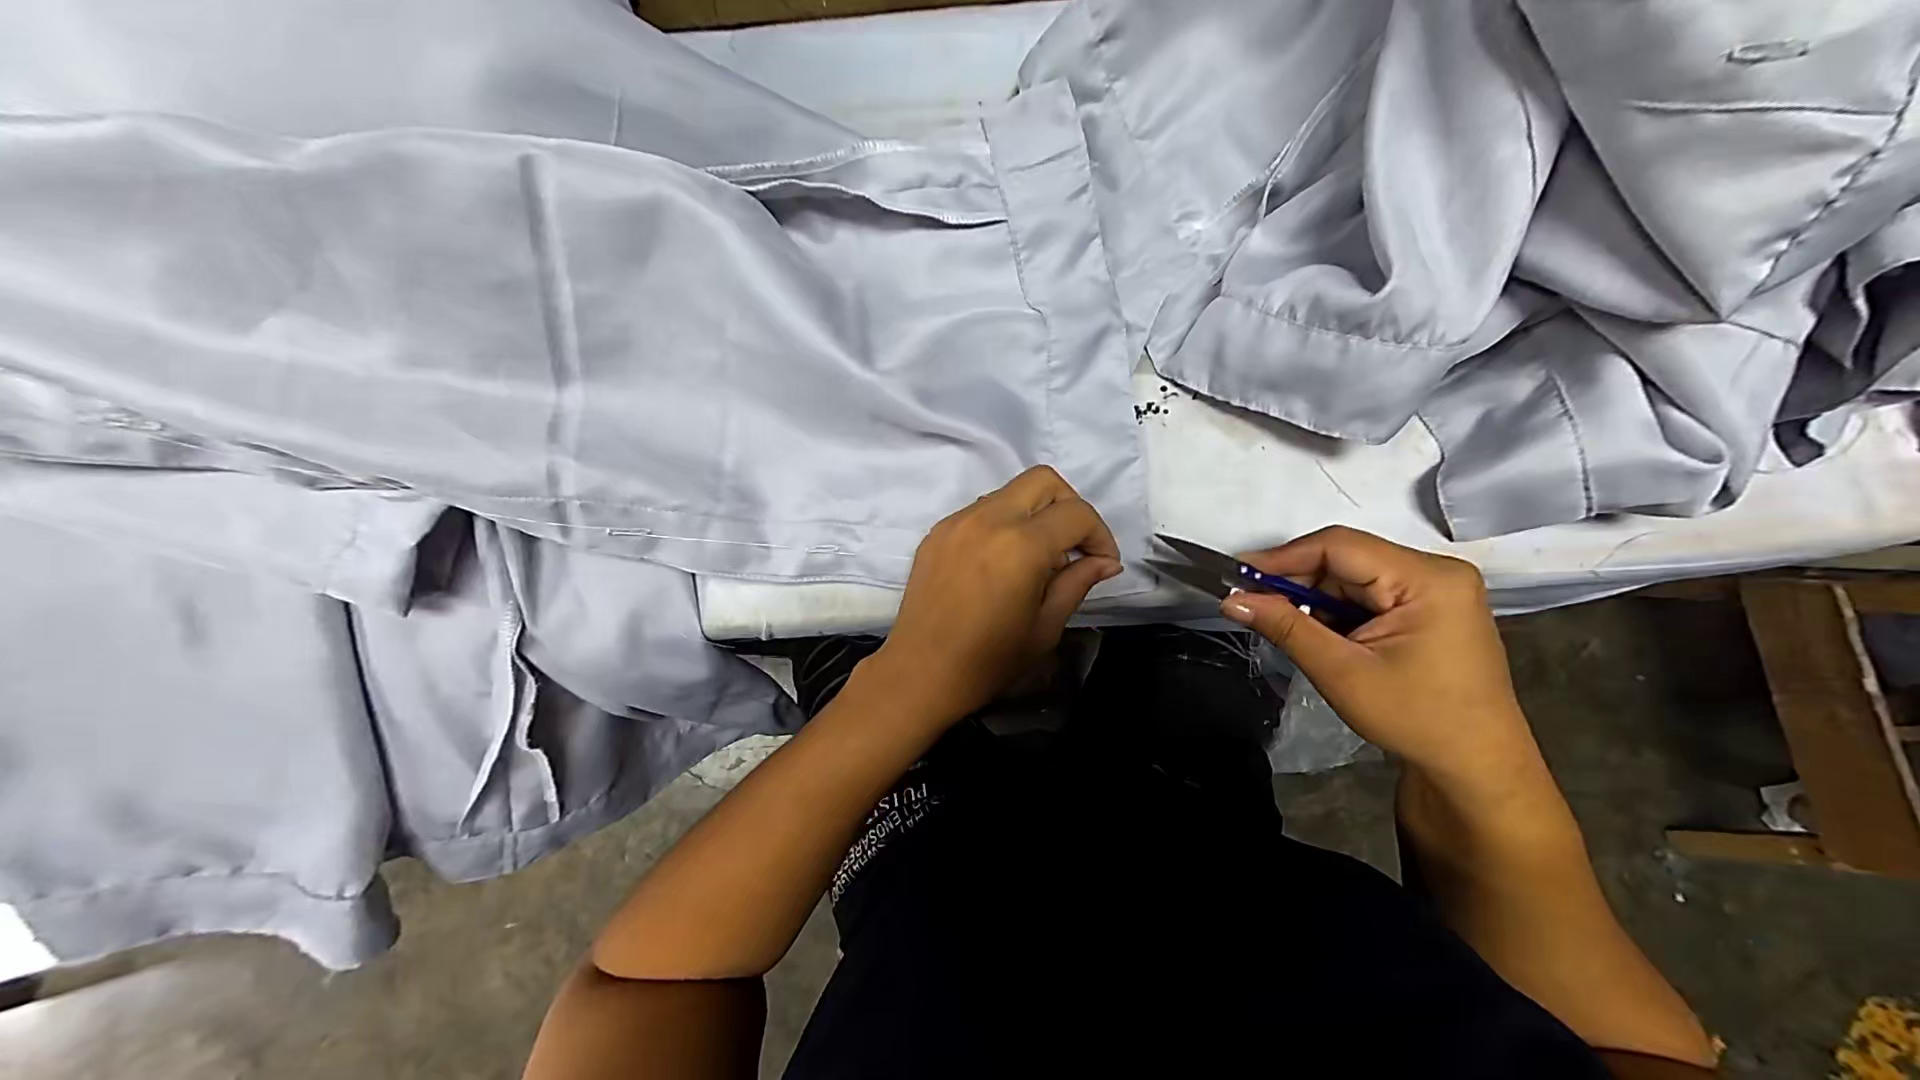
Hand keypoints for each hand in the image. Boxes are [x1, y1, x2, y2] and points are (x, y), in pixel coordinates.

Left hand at [861, 466, 1121, 726]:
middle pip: (1043, 480)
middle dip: (1070, 506)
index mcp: (1021, 545)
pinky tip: (1004, 560)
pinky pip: (981, 509)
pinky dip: (1004, 522)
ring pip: (1010, 491)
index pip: (1076, 513)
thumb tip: (1105, 562)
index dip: (1100, 536)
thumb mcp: (1046, 627)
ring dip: (1035, 512)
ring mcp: (957, 521)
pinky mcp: (937, 532)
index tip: (1102, 563)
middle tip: (1075, 545)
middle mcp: (988, 519)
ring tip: (1039, 556)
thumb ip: (1078, 583)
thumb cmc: (989, 660)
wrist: (920, 672)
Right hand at [1219, 526, 1536, 786]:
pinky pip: (1366, 593)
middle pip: (1345, 558)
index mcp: (1428, 579)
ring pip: (1351, 576)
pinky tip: (1322, 636)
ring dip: (1315, 600)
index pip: (1339, 546)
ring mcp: (1435, 589)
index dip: (1283, 557)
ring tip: (1290, 630)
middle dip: (1297, 582)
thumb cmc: (1417, 719)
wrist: (1474, 766)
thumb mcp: (1340, 671)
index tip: (1238, 576)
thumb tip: (1233, 599)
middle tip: (1253, 605)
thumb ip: (1284, 626)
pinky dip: (1335, 611)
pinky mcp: (1427, 606)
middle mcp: (1436, 573)